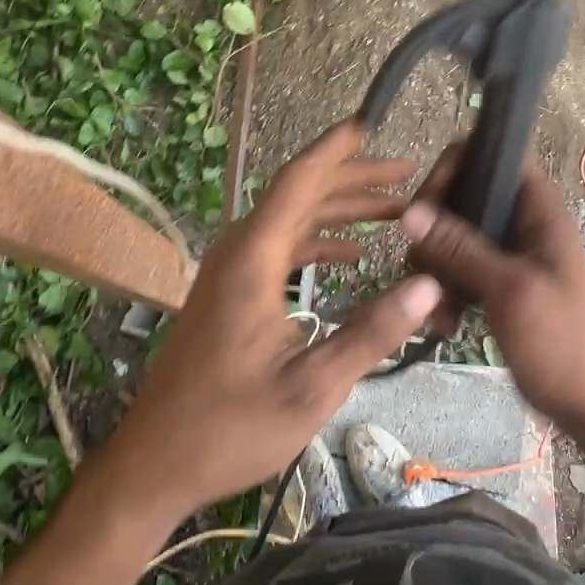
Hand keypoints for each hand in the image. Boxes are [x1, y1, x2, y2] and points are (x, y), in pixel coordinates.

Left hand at [101, 122, 443, 522]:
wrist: (156, 461)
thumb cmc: (230, 426)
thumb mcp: (311, 387)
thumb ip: (370, 333)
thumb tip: (428, 288)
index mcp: (253, 260)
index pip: (298, 182)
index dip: (335, 149)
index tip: (370, 123)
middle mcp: (238, 252)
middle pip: (299, 195)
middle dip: (353, 180)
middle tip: (408, 173)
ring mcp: (229, 272)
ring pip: (290, 221)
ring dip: (338, 212)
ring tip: (393, 210)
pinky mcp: (228, 293)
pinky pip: (278, 248)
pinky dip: (316, 242)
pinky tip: (349, 256)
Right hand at [399, 151, 584, 440]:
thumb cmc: (561, 344)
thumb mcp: (510, 291)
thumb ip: (461, 248)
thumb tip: (410, 212)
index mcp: (539, 209)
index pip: (490, 156)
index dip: (454, 169)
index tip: (425, 209)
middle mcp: (523, 222)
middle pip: (462, 196)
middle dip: (434, 230)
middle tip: (424, 269)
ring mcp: (510, 253)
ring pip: (453, 235)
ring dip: (436, 268)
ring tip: (438, 308)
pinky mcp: (499, 282)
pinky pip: (458, 269)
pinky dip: (446, 291)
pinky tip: (446, 324)